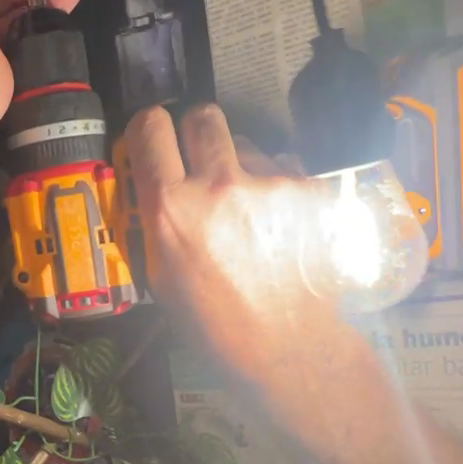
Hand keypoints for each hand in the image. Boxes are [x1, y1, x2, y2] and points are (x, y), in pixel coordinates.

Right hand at [124, 105, 345, 377]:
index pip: (150, 127)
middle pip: (204, 116)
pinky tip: (281, 228)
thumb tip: (154, 190)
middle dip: (197, 134)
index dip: (149, 129)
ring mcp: (272, 183)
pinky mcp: (312, 190)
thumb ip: (156, 223)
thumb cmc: (212, 324)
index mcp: (172, 208)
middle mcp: (219, 184)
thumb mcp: (160, 278)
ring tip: (250, 214)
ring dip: (242, 169)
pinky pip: (285, 170)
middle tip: (200, 162)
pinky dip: (278, 191)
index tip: (154, 142)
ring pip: (249, 147)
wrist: (288, 347)